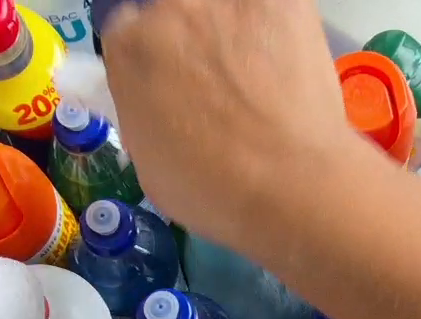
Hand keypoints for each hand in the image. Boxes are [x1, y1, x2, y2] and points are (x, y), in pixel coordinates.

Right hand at [98, 0, 369, 253]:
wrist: (291, 190)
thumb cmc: (216, 196)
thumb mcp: (151, 168)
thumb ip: (145, 115)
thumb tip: (158, 105)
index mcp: (129, 50)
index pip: (134, 36)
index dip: (161, 66)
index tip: (181, 91)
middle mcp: (168, 8)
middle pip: (178, 16)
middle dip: (197, 50)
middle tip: (226, 94)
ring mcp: (225, 0)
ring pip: (226, 12)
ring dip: (237, 40)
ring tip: (263, 86)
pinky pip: (273, 10)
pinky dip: (280, 34)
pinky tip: (290, 73)